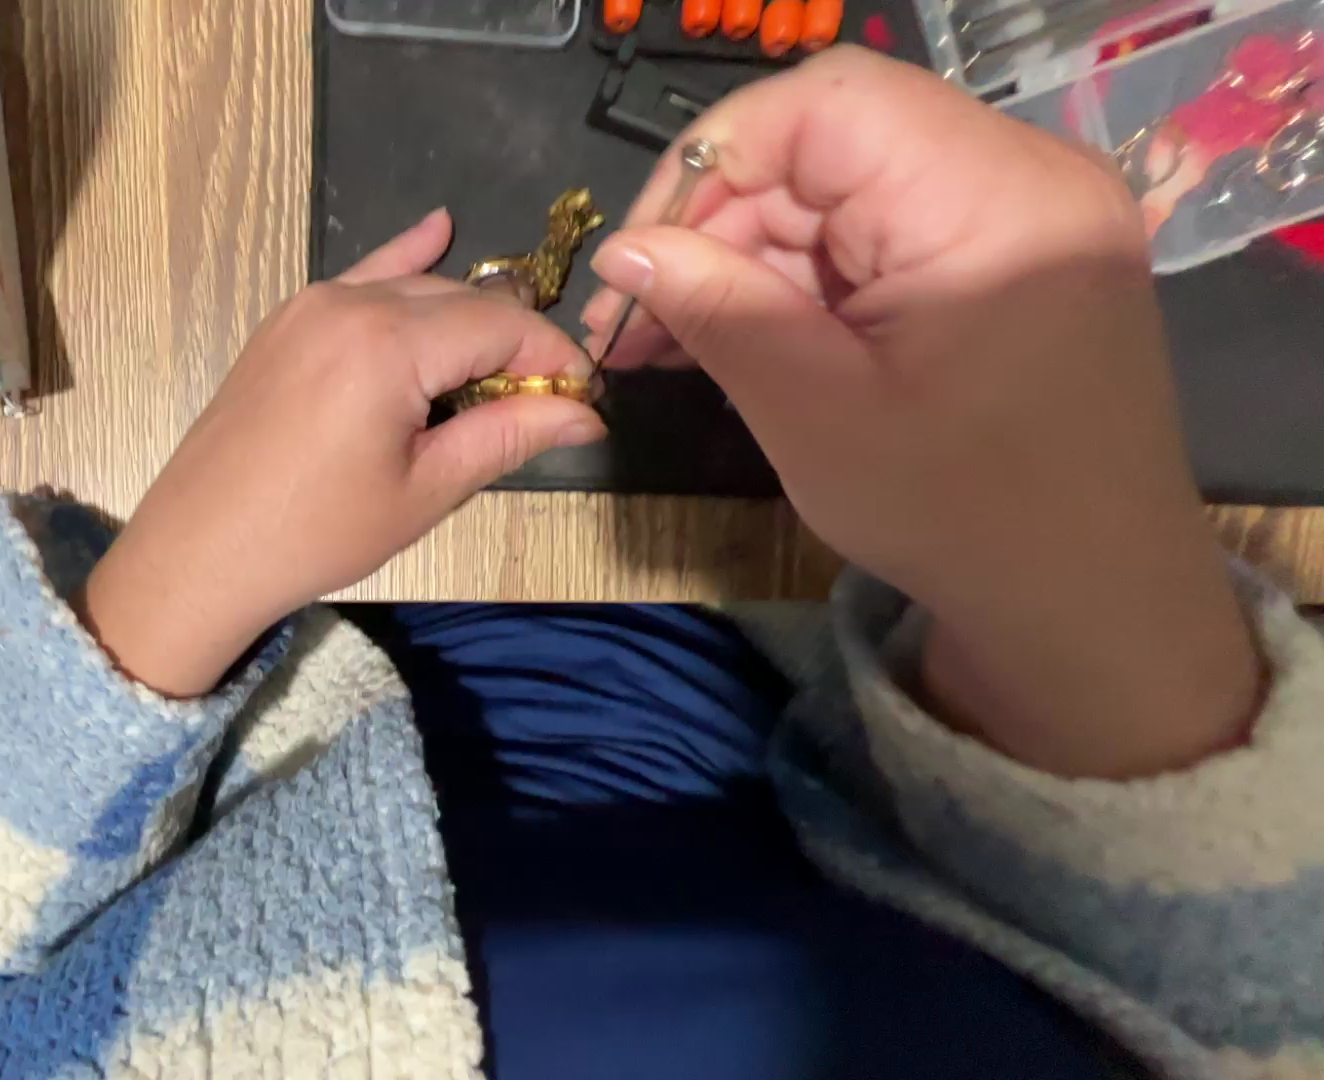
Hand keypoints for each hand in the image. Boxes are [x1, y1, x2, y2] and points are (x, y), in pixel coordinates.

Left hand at [77, 210, 605, 697]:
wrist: (200, 551)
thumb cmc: (316, 534)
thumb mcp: (423, 492)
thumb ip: (507, 437)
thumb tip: (585, 414)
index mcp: (388, 343)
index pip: (502, 324)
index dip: (554, 358)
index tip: (583, 399)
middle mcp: (349, 303)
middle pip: (461, 300)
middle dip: (512, 344)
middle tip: (538, 403)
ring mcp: (309, 306)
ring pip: (414, 290)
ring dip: (463, 322)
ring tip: (495, 369)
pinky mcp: (286, 323)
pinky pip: (361, 282)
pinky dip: (404, 265)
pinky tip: (437, 231)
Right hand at [584, 48, 1259, 776]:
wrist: (1070, 586)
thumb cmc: (950, 509)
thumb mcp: (810, 410)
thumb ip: (716, 310)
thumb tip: (620, 252)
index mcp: (987, 201)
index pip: (824, 107)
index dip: (708, 162)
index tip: (635, 254)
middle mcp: (1005, 181)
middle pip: (815, 157)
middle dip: (702, 232)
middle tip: (621, 321)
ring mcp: (990, 222)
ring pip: (818, 207)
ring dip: (723, 268)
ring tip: (644, 341)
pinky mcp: (967, 266)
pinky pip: (847, 251)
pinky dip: (770, 291)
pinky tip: (706, 338)